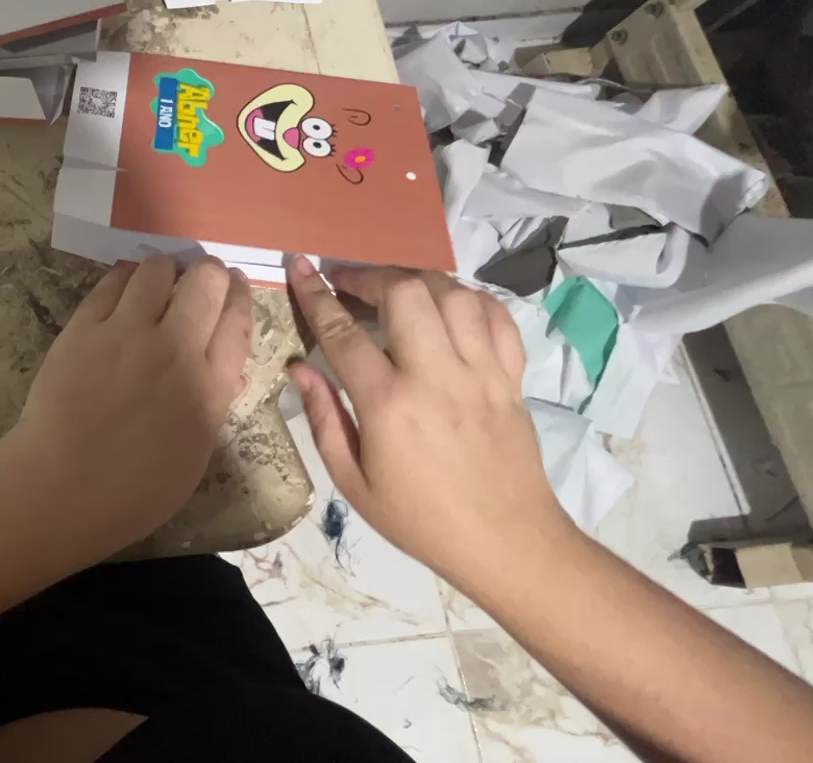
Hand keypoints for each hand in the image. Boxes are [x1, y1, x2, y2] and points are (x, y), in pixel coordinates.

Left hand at [0, 256, 253, 554]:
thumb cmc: (134, 489)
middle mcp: (174, 348)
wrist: (61, 486)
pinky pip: (112, 282)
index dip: (241, 295)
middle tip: (201, 279)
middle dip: (209, 273)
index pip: (237, 322)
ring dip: (166, 270)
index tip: (238, 284)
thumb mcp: (195, 454)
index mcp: (209, 387)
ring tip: (160, 281)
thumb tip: (228, 372)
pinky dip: (126, 277)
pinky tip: (126, 285)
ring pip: (157, 270)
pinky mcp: (84, 326)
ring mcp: (126, 332)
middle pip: (205, 282)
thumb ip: (214, 404)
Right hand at [286, 259, 578, 590]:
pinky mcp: (512, 379)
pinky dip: (469, 299)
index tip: (300, 266)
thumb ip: (323, 417)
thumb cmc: (420, 519)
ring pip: (453, 295)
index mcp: (389, 404)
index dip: (316, 294)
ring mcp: (482, 374)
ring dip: (417, 280)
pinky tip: (447, 306)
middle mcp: (437, 377)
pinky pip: (497, 318)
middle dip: (370, 275)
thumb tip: (299, 367)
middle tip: (348, 281)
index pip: (343, 332)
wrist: (509, 546)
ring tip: (395, 288)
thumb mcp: (352, 481)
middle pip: (406, 293)